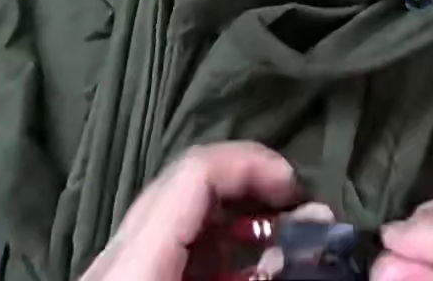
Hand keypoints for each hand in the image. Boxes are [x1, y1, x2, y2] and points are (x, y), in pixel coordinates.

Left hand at [81, 142, 300, 280]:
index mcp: (133, 259)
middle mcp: (117, 252)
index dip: (250, 163)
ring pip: (176, 213)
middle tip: (294, 204)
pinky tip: (244, 265)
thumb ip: (259, 274)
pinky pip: (168, 243)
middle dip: (245, 183)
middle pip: (184, 182)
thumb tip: (318, 224)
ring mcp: (114, 267)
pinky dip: (210, 245)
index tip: (295, 184)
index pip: (193, 173)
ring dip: (231, 215)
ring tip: (279, 234)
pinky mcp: (123, 280)